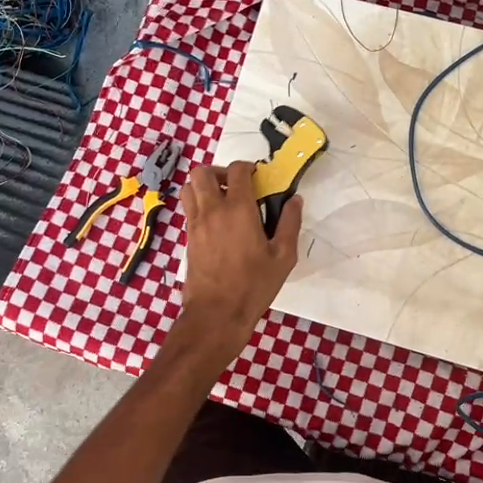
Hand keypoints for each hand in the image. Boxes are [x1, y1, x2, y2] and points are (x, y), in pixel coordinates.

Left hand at [171, 162, 303, 360]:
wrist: (216, 314)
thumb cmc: (253, 285)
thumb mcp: (283, 257)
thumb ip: (290, 224)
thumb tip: (295, 200)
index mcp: (238, 209)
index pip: (237, 171)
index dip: (248, 167)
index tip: (258, 177)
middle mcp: (212, 210)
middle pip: (202, 172)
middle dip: (219, 172)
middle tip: (235, 186)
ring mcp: (196, 224)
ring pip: (189, 188)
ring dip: (204, 187)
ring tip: (222, 200)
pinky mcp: (187, 238)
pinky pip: (188, 209)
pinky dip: (199, 205)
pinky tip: (216, 223)